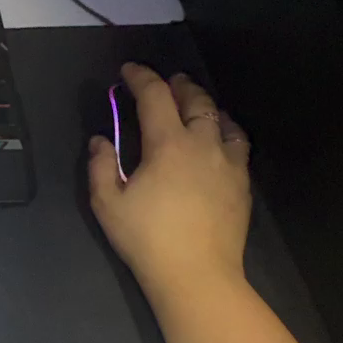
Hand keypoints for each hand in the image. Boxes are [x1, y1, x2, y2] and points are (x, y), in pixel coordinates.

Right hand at [89, 63, 252, 296]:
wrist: (195, 271)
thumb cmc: (145, 238)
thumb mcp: (107, 203)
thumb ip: (101, 166)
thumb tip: (101, 140)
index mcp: (167, 144)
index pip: (154, 97)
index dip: (140, 78)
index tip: (128, 71)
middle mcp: (202, 143)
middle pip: (195, 100)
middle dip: (177, 85)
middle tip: (166, 81)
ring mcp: (228, 161)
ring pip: (221, 117)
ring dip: (205, 104)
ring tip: (194, 103)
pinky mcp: (241, 180)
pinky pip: (236, 141)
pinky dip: (223, 128)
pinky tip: (218, 136)